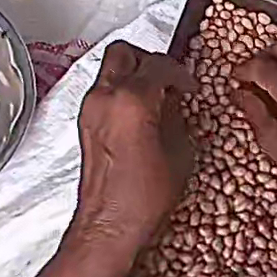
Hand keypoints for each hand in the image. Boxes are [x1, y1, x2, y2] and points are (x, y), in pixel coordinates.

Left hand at [70, 41, 193, 251]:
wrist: (110, 224)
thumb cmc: (144, 196)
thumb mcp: (179, 152)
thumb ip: (176, 117)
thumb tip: (174, 103)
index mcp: (132, 101)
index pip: (158, 65)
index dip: (180, 73)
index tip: (190, 86)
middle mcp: (105, 98)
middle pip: (125, 53)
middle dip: (150, 60)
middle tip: (169, 79)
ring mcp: (90, 110)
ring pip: (111, 70)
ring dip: (135, 75)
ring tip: (158, 97)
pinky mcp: (85, 124)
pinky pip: (105, 92)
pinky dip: (124, 92)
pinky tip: (143, 114)